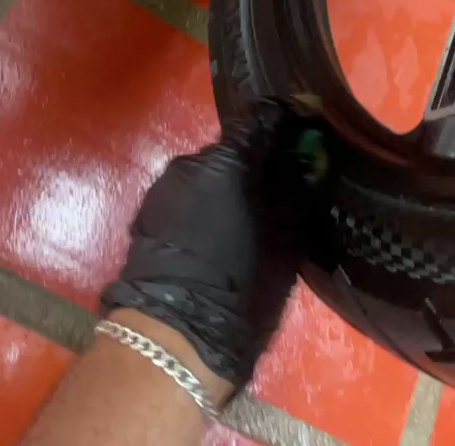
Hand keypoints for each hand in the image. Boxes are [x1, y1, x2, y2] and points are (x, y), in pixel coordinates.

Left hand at [100, 99, 316, 388]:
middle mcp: (190, 161)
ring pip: (208, 175)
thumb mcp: (285, 238)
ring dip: (228, 188)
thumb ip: (297, 191)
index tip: (302, 127)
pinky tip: (215, 235)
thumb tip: (307, 161)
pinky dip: (204, 206)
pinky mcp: (147, 212)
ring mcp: (164, 186)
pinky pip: (187, 196)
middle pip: (232, 150)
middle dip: (255, 165)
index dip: (283, 121)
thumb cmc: (241, 285)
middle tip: (278, 190)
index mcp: (226, 160)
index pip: (259, 120)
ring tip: (246, 220)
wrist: (175, 334)